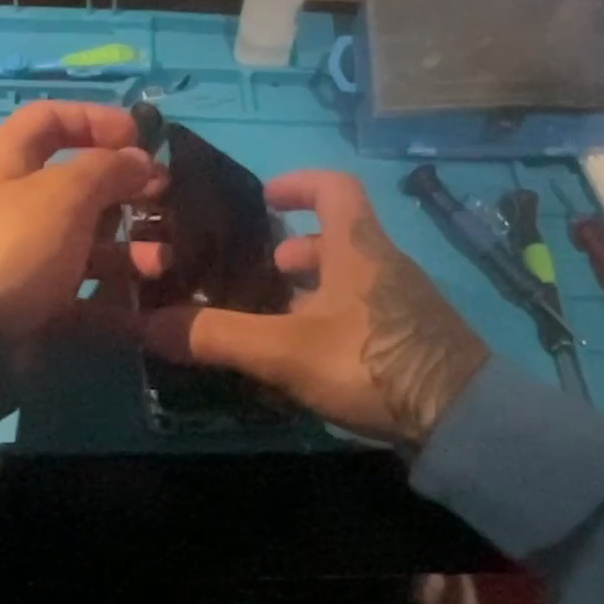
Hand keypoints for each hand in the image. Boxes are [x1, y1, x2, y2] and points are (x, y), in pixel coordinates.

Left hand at [0, 101, 161, 340]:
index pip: (53, 119)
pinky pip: (79, 291)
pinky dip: (111, 298)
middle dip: (126, 194)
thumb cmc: (12, 245)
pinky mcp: (30, 300)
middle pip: (77, 186)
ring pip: (84, 242)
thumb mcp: (64, 194)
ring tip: (159, 264)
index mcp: (7, 159)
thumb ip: (108, 169)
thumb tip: (140, 160)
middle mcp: (12, 202)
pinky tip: (142, 307)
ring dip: (129, 250)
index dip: (99, 121)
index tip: (142, 138)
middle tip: (166, 205)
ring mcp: (22, 255)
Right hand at [138, 170, 490, 450]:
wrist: (460, 418)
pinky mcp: (412, 343)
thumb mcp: (284, 351)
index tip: (266, 198)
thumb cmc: (371, 364)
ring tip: (274, 319)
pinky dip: (331, 324)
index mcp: (358, 248)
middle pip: (339, 240)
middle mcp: (385, 266)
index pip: (335, 189)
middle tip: (259, 273)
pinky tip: (309, 361)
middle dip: (294, 251)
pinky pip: (362, 318)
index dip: (299, 184)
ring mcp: (403, 306)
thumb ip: (217, 336)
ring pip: (350, 282)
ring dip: (311, 292)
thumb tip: (144, 324)